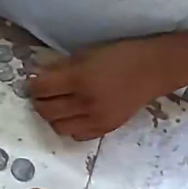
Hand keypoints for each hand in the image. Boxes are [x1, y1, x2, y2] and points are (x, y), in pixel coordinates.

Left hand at [28, 38, 174, 140]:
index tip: (34, 81)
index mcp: (79, 78)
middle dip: (39, 102)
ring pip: (58, 127)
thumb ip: (61, 67)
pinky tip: (75, 115)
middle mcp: (85, 102)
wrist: (153, 70)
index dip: (33, 85)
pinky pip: (77, 135)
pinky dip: (71, 126)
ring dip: (53, 117)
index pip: (42, 89)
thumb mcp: (87, 53)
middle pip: (46, 111)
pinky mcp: (106, 129)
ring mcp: (96, 119)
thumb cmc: (120, 55)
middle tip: (42, 94)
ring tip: (58, 105)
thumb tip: (39, 76)